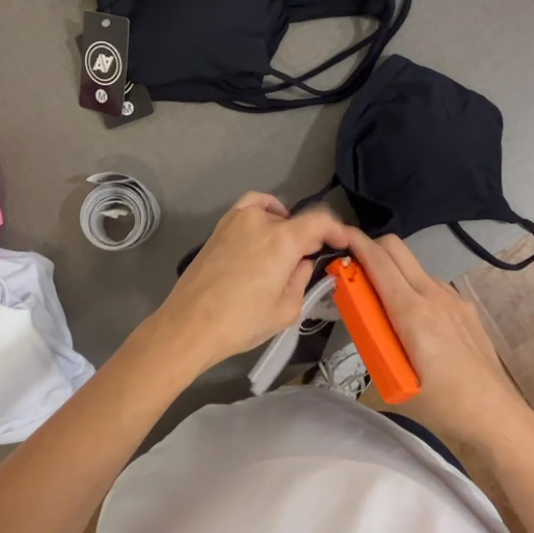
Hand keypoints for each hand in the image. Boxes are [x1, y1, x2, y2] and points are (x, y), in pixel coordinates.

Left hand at [149, 193, 357, 373]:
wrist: (190, 324)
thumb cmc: (241, 321)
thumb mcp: (285, 309)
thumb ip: (301, 280)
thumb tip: (301, 264)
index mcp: (283, 240)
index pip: (319, 222)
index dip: (337, 230)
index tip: (344, 242)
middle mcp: (261, 220)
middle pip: (295, 221)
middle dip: (308, 238)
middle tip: (309, 260)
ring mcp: (237, 219)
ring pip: (272, 213)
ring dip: (285, 226)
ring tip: (285, 249)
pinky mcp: (219, 227)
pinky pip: (249, 208)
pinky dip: (263, 211)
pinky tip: (264, 230)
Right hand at [344, 231, 533, 453]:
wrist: (495, 416)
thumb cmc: (441, 405)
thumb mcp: (393, 379)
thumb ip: (373, 340)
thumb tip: (357, 314)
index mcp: (412, 311)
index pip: (378, 261)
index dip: (355, 244)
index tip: (338, 239)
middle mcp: (433, 295)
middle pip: (396, 248)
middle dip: (371, 249)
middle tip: (356, 273)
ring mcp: (453, 298)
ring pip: (414, 266)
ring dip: (393, 272)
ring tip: (385, 306)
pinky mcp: (466, 308)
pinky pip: (431, 284)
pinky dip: (414, 288)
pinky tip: (416, 323)